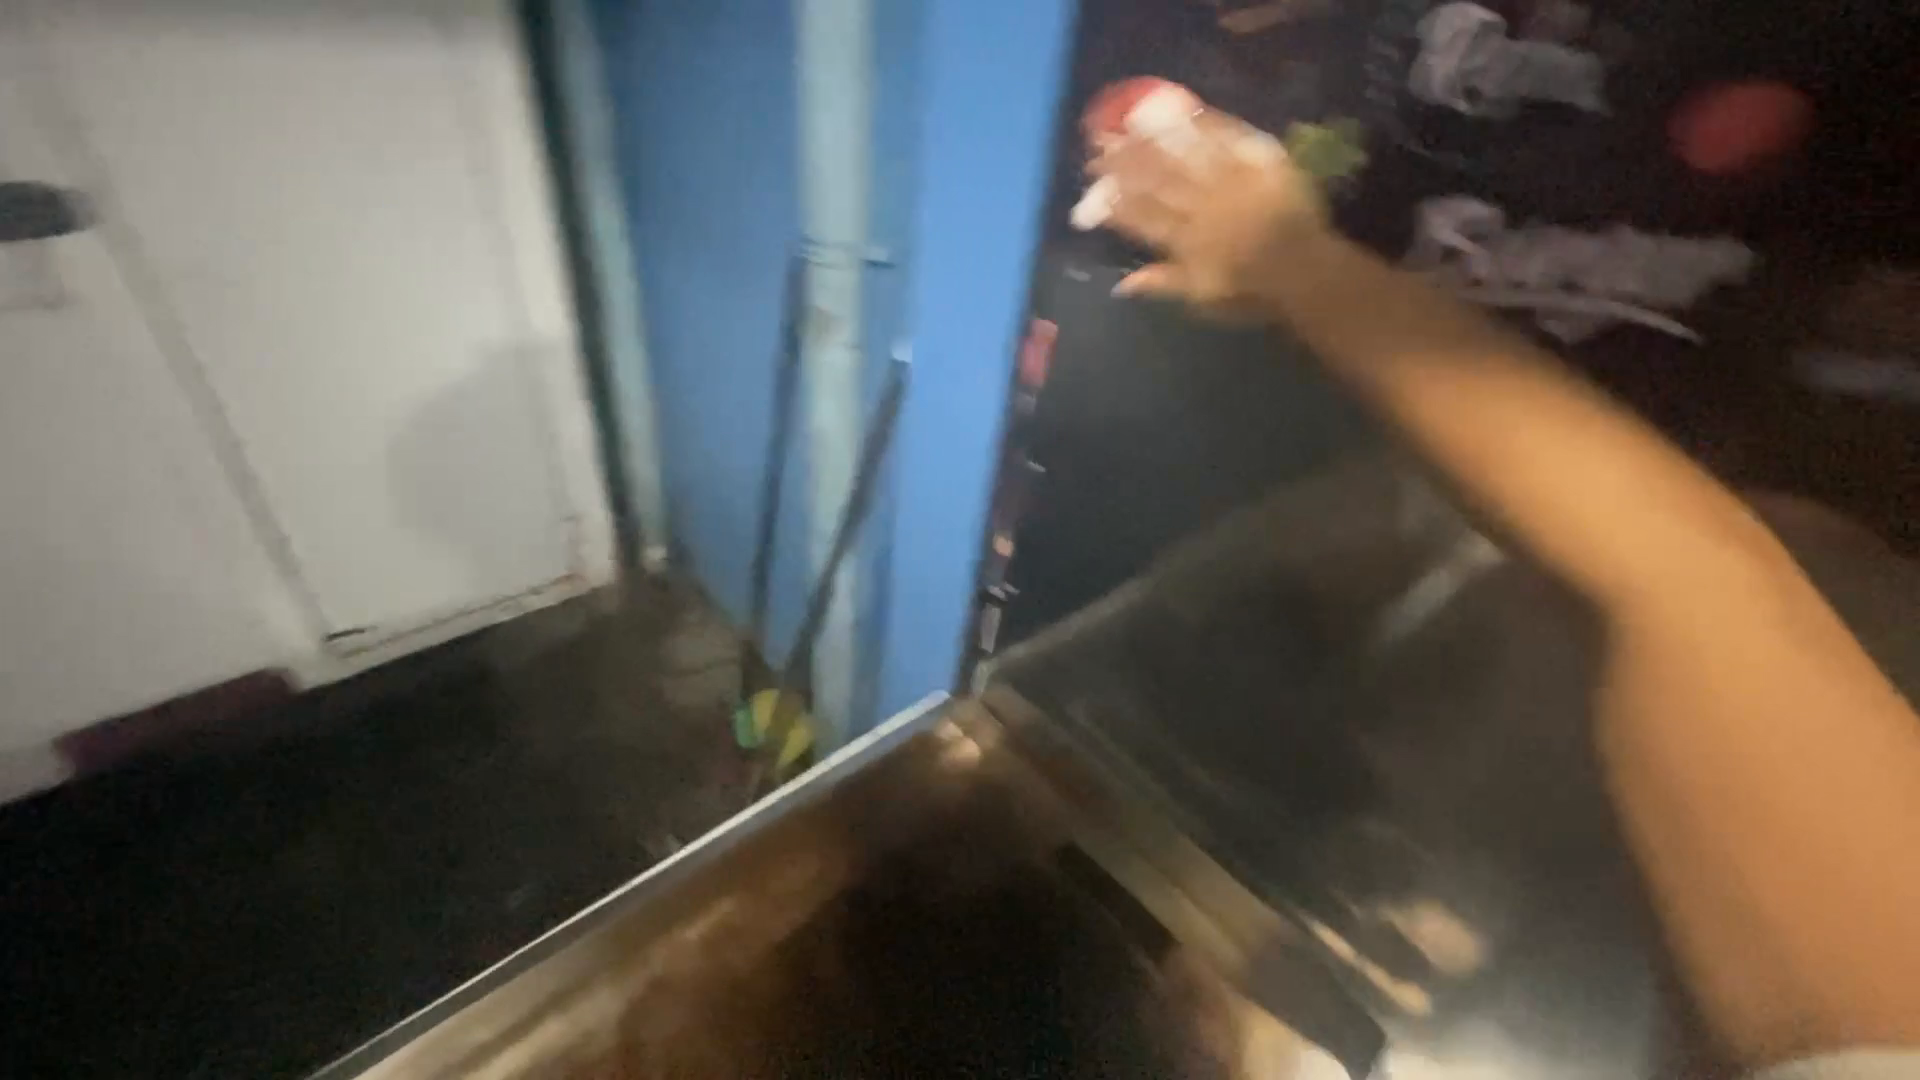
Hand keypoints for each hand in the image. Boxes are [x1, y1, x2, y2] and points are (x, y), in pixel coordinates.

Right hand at [1089, 109, 1329, 316]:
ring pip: (1184, 155)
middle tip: (1098, 144)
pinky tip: (1184, 107)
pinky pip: (1228, 137)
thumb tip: (1121, 284)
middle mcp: (1200, 206)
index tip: (1092, 189)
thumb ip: (1161, 283)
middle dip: (1124, 162)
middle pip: (1156, 181)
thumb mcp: (1200, 298)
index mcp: (1183, 241)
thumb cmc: (1249, 291)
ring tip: (1129, 121)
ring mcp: (1229, 180)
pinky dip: (1204, 121)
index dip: (1114, 202)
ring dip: (1154, 138)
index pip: (1141, 218)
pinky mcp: (1258, 161)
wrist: (1303, 271)